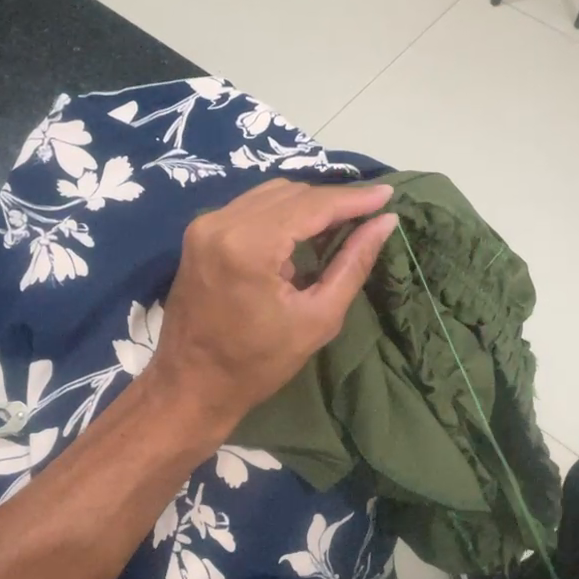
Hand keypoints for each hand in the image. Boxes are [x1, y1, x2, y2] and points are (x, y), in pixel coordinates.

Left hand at [141, 179, 396, 435]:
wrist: (191, 384)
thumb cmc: (257, 363)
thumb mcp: (318, 318)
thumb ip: (352, 264)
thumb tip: (385, 223)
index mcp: (249, 245)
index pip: (311, 205)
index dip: (353, 198)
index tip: (388, 194)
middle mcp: (222, 222)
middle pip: (290, 193)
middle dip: (332, 200)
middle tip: (370, 213)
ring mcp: (205, 225)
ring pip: (270, 195)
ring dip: (308, 204)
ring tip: (343, 221)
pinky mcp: (199, 233)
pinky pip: (250, 207)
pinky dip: (282, 213)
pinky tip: (304, 233)